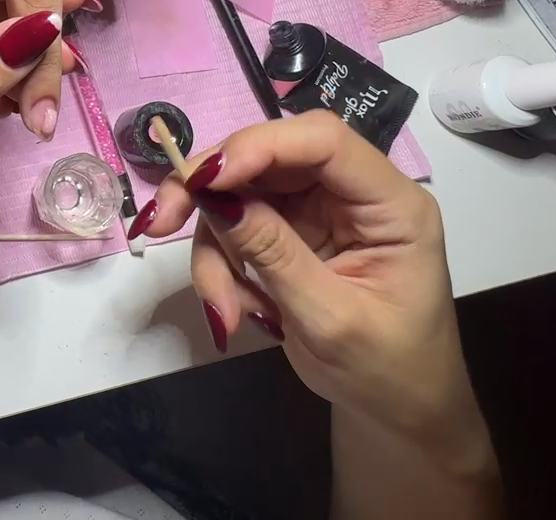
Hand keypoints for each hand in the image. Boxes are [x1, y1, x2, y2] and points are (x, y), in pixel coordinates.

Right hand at [137, 112, 490, 468]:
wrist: (394, 415)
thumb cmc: (387, 373)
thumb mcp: (330, 320)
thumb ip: (273, 254)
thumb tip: (214, 199)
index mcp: (390, 204)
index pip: (323, 141)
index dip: (260, 145)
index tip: (204, 179)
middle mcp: (348, 191)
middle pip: (264, 156)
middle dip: (209, 190)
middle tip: (161, 223)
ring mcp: (313, 207)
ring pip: (237, 191)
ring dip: (213, 245)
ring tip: (223, 305)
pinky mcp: (284, 226)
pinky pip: (230, 223)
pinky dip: (218, 260)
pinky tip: (235, 305)